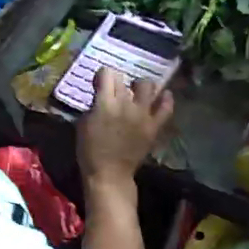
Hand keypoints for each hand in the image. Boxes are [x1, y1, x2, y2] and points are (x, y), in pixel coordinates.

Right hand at [77, 66, 173, 185]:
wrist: (110, 174)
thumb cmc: (90, 152)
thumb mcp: (83, 125)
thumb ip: (93, 107)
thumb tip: (101, 98)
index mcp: (105, 103)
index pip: (107, 73)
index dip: (102, 76)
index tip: (100, 84)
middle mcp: (126, 104)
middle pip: (124, 79)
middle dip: (118, 83)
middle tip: (115, 92)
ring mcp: (143, 114)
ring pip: (148, 86)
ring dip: (141, 86)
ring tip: (138, 91)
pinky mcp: (154, 126)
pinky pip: (166, 107)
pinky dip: (166, 99)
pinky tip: (164, 96)